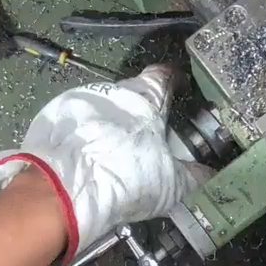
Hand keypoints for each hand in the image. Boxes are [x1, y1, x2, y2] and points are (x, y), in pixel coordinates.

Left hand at [0, 65, 209, 265]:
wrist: (65, 189)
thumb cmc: (127, 176)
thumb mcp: (170, 184)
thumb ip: (193, 178)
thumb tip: (211, 177)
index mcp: (145, 97)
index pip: (164, 76)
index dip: (173, 81)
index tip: (178, 89)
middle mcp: (112, 90)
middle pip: (132, 94)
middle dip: (140, 112)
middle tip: (147, 138)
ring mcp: (80, 101)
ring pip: (103, 109)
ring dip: (109, 126)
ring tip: (114, 155)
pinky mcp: (53, 117)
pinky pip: (76, 124)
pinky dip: (85, 138)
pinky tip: (88, 161)